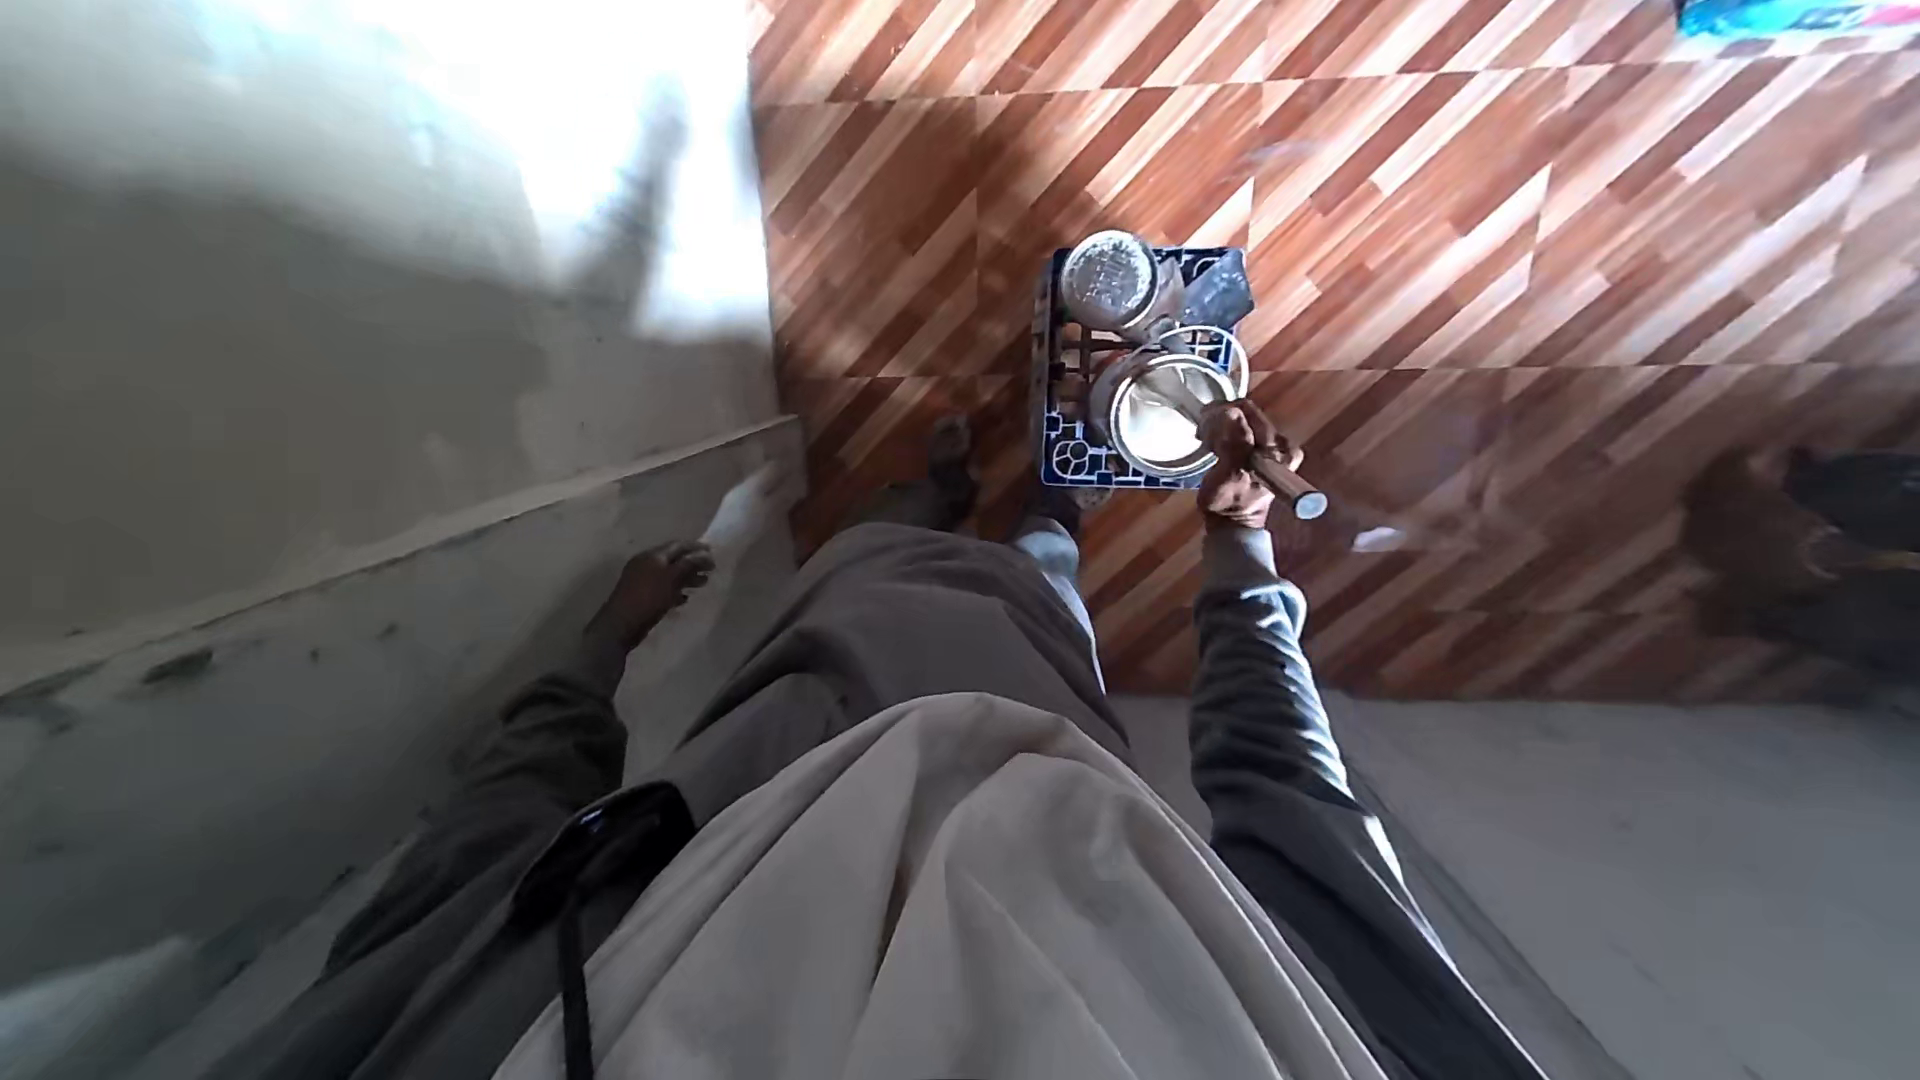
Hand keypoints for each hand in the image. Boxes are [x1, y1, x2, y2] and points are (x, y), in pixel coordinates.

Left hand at [585, 540, 714, 650]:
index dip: (696, 547)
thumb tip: (706, 554)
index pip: (678, 545)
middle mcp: (646, 564)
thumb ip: (690, 564)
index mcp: (652, 556)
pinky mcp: (643, 596)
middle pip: (675, 559)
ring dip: (687, 577)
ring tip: (703, 584)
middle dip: (694, 563)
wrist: (621, 625)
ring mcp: (643, 581)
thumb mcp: (672, 577)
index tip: (713, 552)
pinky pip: (664, 588)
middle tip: (711, 570)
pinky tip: (685, 598)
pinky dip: (677, 590)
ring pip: (670, 574)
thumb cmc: (649, 597)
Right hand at [1196, 399, 1291, 530]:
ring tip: (1209, 443)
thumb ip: (1234, 442)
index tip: (1203, 428)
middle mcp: (1283, 444)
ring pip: (1243, 420)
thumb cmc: (1228, 502)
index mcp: (1280, 450)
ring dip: (1221, 427)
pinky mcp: (1266, 449)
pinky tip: (1218, 445)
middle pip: (1248, 414)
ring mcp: (1276, 446)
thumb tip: (1229, 412)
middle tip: (1203, 434)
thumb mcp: (1229, 473)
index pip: (1249, 415)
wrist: (1233, 522)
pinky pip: (1244, 429)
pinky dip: (1227, 433)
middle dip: (1221, 420)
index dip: (1222, 416)